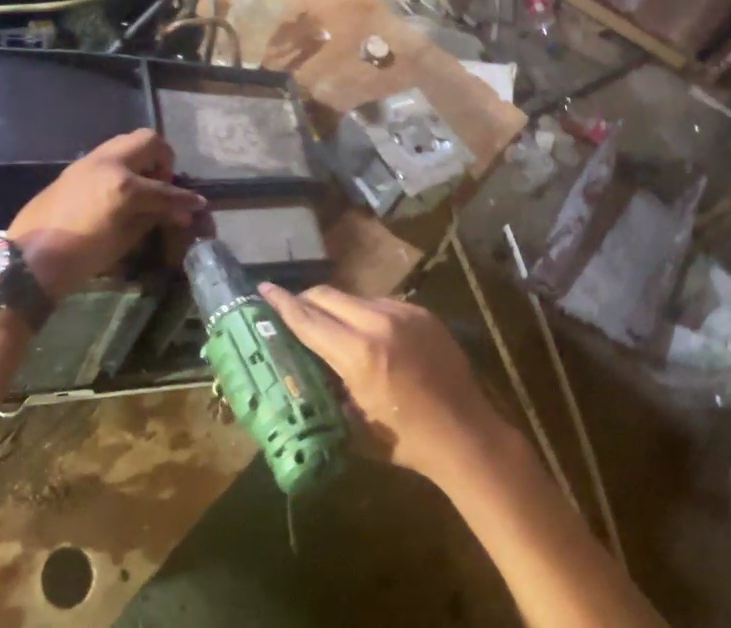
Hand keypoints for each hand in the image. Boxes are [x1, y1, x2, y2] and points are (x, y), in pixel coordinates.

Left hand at [7, 130, 204, 299]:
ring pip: (126, 142)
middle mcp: (109, 163)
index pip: (165, 189)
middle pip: (148, 140)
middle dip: (163, 160)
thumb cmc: (82, 255)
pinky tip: (120, 191)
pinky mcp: (75, 167)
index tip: (198, 205)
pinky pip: (108, 155)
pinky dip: (122, 164)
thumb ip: (153, 217)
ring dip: (141, 158)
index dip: (185, 200)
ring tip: (142, 187)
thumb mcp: (125, 239)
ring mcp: (89, 161)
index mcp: (124, 185)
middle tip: (162, 186)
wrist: (31, 258)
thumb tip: (178, 211)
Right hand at [258, 283, 500, 483]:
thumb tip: (305, 369)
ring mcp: (404, 314)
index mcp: (359, 354)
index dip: (282, 304)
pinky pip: (380, 305)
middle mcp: (379, 323)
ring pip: (353, 298)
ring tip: (329, 328)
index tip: (262, 289)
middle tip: (289, 312)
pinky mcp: (422, 313)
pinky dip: (364, 315)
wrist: (467, 436)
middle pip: (327, 296)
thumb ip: (327, 386)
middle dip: (304, 301)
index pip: (308, 319)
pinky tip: (366, 336)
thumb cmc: (407, 442)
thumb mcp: (354, 421)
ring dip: (335, 309)